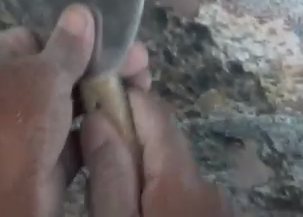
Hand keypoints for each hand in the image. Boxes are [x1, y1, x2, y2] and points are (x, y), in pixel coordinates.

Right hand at [81, 87, 230, 216]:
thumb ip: (109, 175)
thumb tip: (96, 116)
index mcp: (181, 177)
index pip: (150, 106)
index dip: (116, 97)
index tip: (85, 103)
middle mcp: (206, 181)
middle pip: (159, 136)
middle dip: (124, 138)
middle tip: (88, 158)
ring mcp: (217, 204)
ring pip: (168, 166)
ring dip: (139, 168)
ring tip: (109, 191)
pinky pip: (181, 191)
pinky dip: (157, 191)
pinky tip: (139, 209)